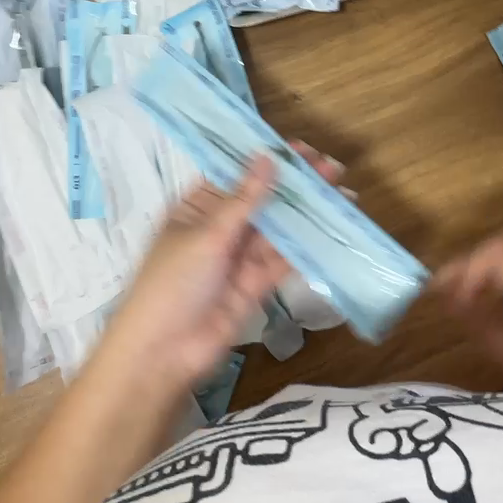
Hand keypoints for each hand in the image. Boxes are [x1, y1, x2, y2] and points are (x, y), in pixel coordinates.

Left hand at [94, 144, 342, 391]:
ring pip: (278, 227)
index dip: (265, 159)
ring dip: (306, 210)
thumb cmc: (172, 283)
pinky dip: (307, 244)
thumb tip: (268, 156)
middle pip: (261, 199)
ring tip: (340, 190)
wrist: (162, 355)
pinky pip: (284, 258)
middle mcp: (219, 228)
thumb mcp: (206, 235)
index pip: (234, 174)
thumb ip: (243, 199)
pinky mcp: (256, 283)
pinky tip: (332, 227)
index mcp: (196, 208)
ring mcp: (239, 256)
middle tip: (329, 165)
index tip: (297, 147)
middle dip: (293, 183)